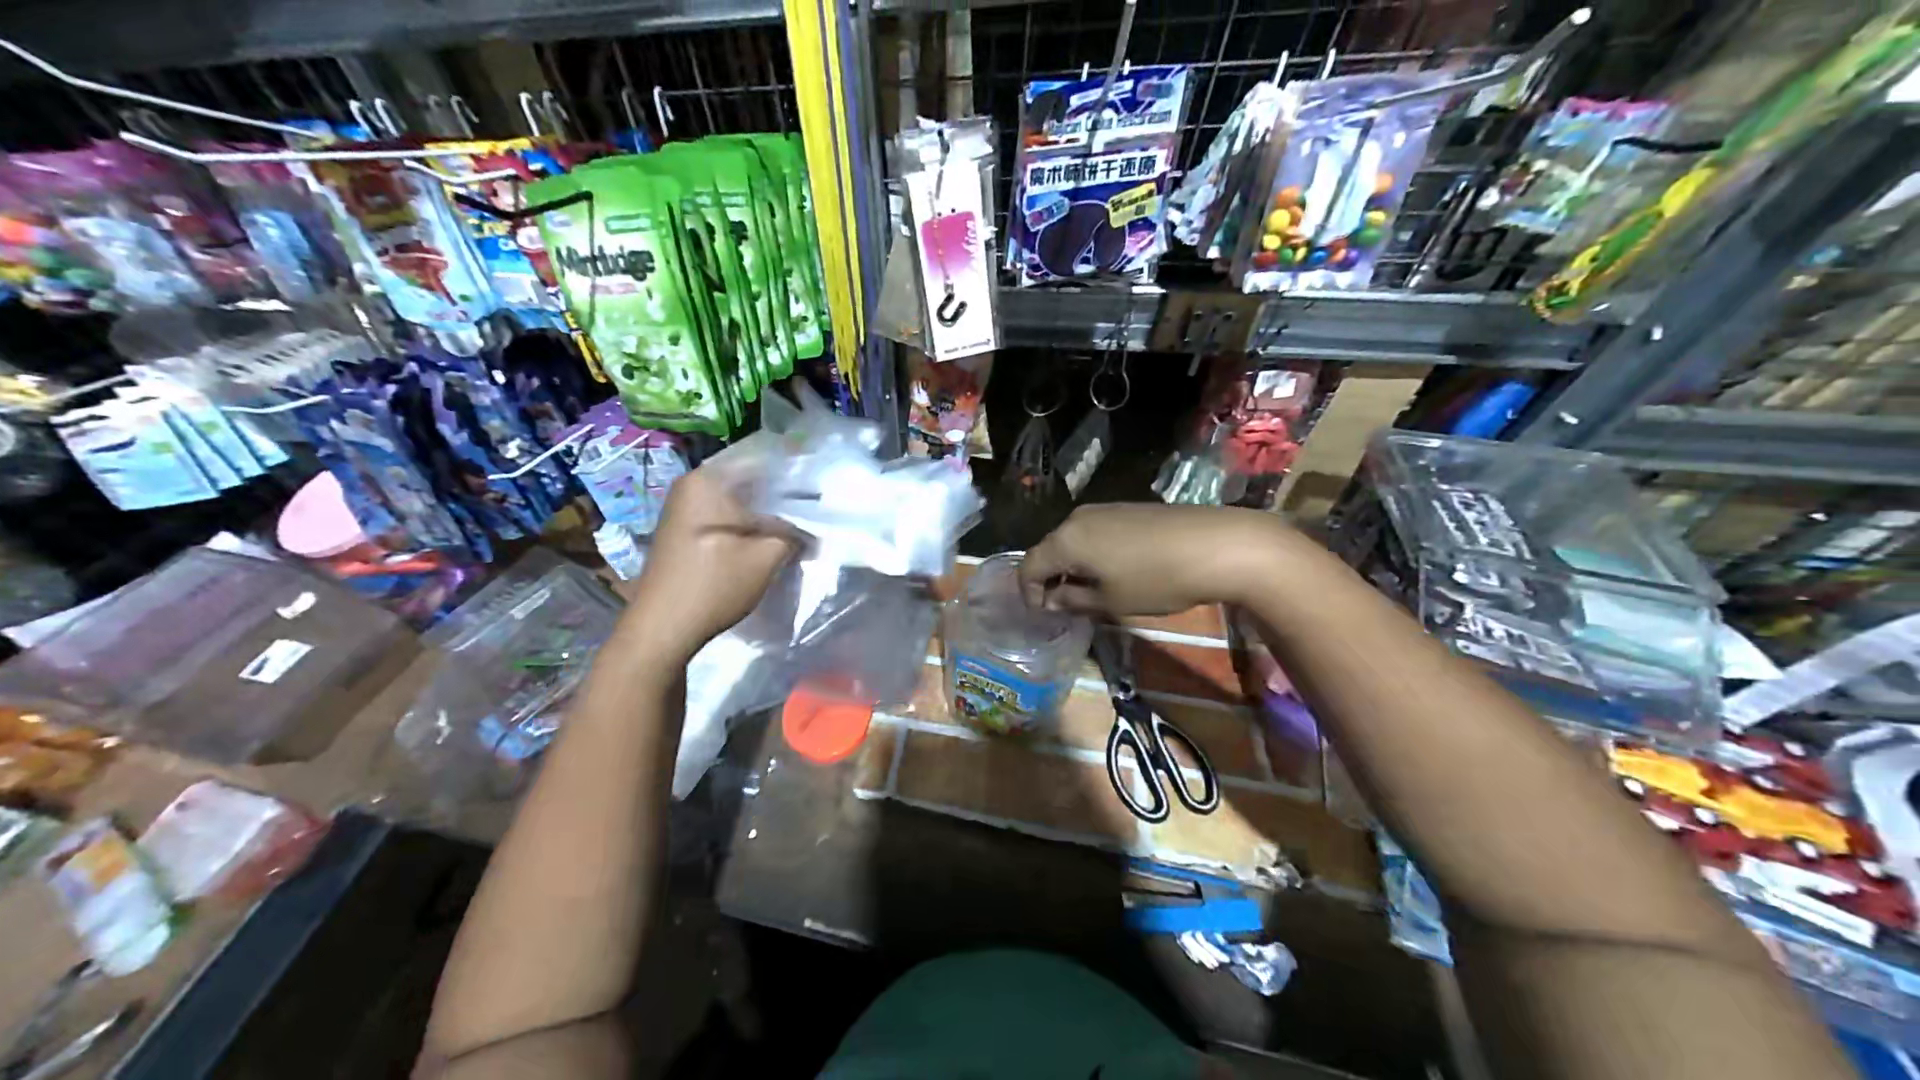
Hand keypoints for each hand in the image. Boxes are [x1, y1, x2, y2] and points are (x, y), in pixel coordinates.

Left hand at [624, 461, 797, 661]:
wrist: (662, 627)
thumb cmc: (714, 585)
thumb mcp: (766, 557)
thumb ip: (793, 532)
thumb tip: (810, 525)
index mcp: (708, 479)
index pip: (763, 460)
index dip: (796, 474)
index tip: (821, 489)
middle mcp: (691, 484)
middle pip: (750, 480)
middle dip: (782, 497)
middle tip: (813, 513)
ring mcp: (684, 507)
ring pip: (738, 501)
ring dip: (765, 514)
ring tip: (795, 528)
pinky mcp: (685, 529)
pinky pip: (725, 515)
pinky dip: (747, 525)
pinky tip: (766, 541)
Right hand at [1019, 504, 1307, 615]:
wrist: (1217, 545)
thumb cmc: (1156, 580)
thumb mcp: (1110, 601)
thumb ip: (1073, 599)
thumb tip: (1051, 600)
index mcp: (1066, 540)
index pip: (1029, 566)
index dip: (1028, 593)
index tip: (1043, 615)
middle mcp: (1078, 518)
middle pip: (1049, 549)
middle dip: (1050, 578)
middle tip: (1062, 606)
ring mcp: (1104, 509)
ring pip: (1073, 540)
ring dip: (1072, 566)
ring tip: (1089, 591)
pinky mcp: (1127, 508)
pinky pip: (1094, 532)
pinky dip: (1092, 554)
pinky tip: (1113, 571)